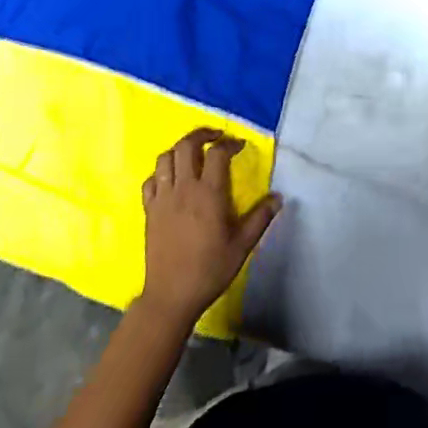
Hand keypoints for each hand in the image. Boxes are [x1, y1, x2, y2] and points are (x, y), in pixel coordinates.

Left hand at [139, 128, 280, 322]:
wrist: (172, 294)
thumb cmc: (210, 270)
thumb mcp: (242, 246)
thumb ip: (260, 218)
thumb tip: (278, 198)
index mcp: (208, 193)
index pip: (217, 153)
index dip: (229, 143)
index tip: (239, 145)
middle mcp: (183, 188)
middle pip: (187, 145)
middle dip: (201, 134)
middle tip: (215, 136)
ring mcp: (162, 197)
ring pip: (165, 157)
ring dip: (179, 149)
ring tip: (192, 153)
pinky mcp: (149, 209)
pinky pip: (151, 179)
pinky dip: (161, 172)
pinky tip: (170, 179)